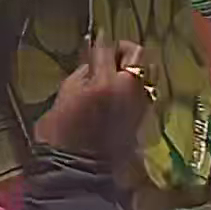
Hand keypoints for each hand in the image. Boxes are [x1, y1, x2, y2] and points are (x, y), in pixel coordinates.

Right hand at [33, 39, 148, 164]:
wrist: (78, 170)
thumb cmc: (63, 131)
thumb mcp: (67, 92)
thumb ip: (84, 70)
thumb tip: (94, 55)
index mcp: (104, 82)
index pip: (106, 49)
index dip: (100, 41)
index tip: (96, 39)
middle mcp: (127, 89)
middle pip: (138, 53)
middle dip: (125, 49)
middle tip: (111, 54)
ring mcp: (139, 103)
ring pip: (147, 71)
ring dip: (134, 66)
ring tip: (119, 71)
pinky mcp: (143, 116)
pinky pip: (145, 89)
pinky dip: (137, 84)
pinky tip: (122, 89)